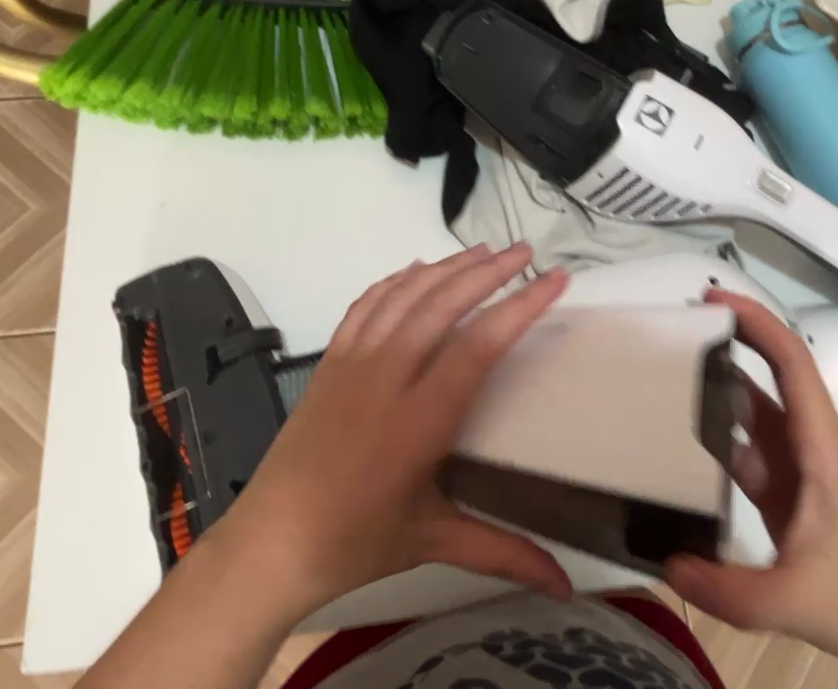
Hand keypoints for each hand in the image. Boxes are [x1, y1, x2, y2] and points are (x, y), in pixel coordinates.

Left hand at [205, 243, 573, 618]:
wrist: (271, 540)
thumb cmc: (354, 542)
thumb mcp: (431, 540)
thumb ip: (502, 552)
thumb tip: (565, 585)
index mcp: (417, 421)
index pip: (476, 348)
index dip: (517, 309)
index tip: (553, 282)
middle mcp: (384, 379)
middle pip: (441, 306)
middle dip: (488, 273)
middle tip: (525, 252)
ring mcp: (352, 365)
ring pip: (403, 298)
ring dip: (446, 268)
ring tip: (484, 252)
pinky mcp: (328, 364)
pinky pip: (364, 307)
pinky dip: (395, 281)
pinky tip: (416, 270)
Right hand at [666, 290, 837, 676]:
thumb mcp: (791, 602)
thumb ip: (726, 590)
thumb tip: (665, 562)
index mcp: (821, 448)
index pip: (793, 365)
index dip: (758, 324)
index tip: (714, 299)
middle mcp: (809, 442)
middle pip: (772, 371)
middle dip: (733, 336)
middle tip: (677, 322)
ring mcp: (796, 462)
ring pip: (754, 404)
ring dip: (717, 381)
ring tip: (665, 366)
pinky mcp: (782, 482)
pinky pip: (743, 439)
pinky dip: (713, 427)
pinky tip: (676, 431)